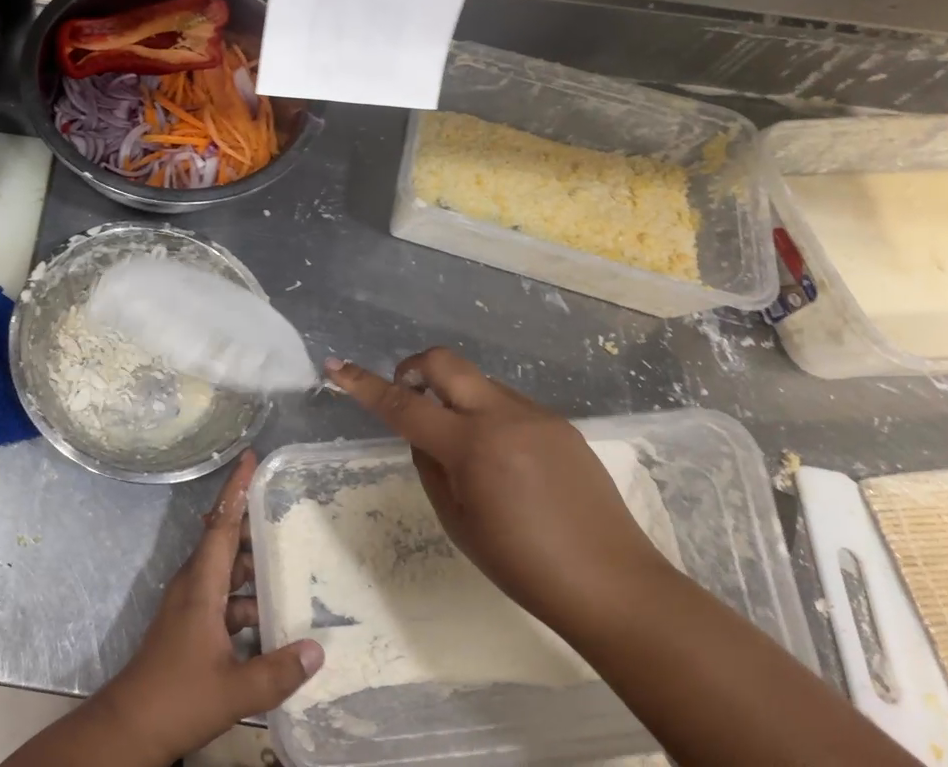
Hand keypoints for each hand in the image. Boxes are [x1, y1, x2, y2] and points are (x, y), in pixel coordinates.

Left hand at [98, 450, 323, 763]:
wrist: (133, 723)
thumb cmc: (179, 697)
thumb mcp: (237, 689)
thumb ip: (279, 671)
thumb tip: (318, 649)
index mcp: (200, 587)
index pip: (222, 526)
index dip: (236, 490)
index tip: (250, 457)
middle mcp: (193, 586)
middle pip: (225, 541)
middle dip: (252, 521)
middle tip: (287, 504)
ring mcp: (190, 606)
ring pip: (226, 572)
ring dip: (254, 566)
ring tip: (293, 559)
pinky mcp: (191, 626)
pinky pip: (225, 599)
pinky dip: (249, 600)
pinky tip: (276, 617)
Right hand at [324, 348, 675, 630]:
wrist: (613, 584)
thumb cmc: (522, 565)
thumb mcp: (456, 519)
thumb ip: (430, 465)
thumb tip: (423, 433)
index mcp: (473, 446)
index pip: (403, 405)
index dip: (363, 384)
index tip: (335, 366)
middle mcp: (505, 417)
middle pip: (445, 362)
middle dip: (413, 368)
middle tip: (405, 394)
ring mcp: (538, 417)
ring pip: (478, 382)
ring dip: (453, 397)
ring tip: (459, 447)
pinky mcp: (562, 427)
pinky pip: (508, 404)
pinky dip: (485, 415)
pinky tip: (498, 461)